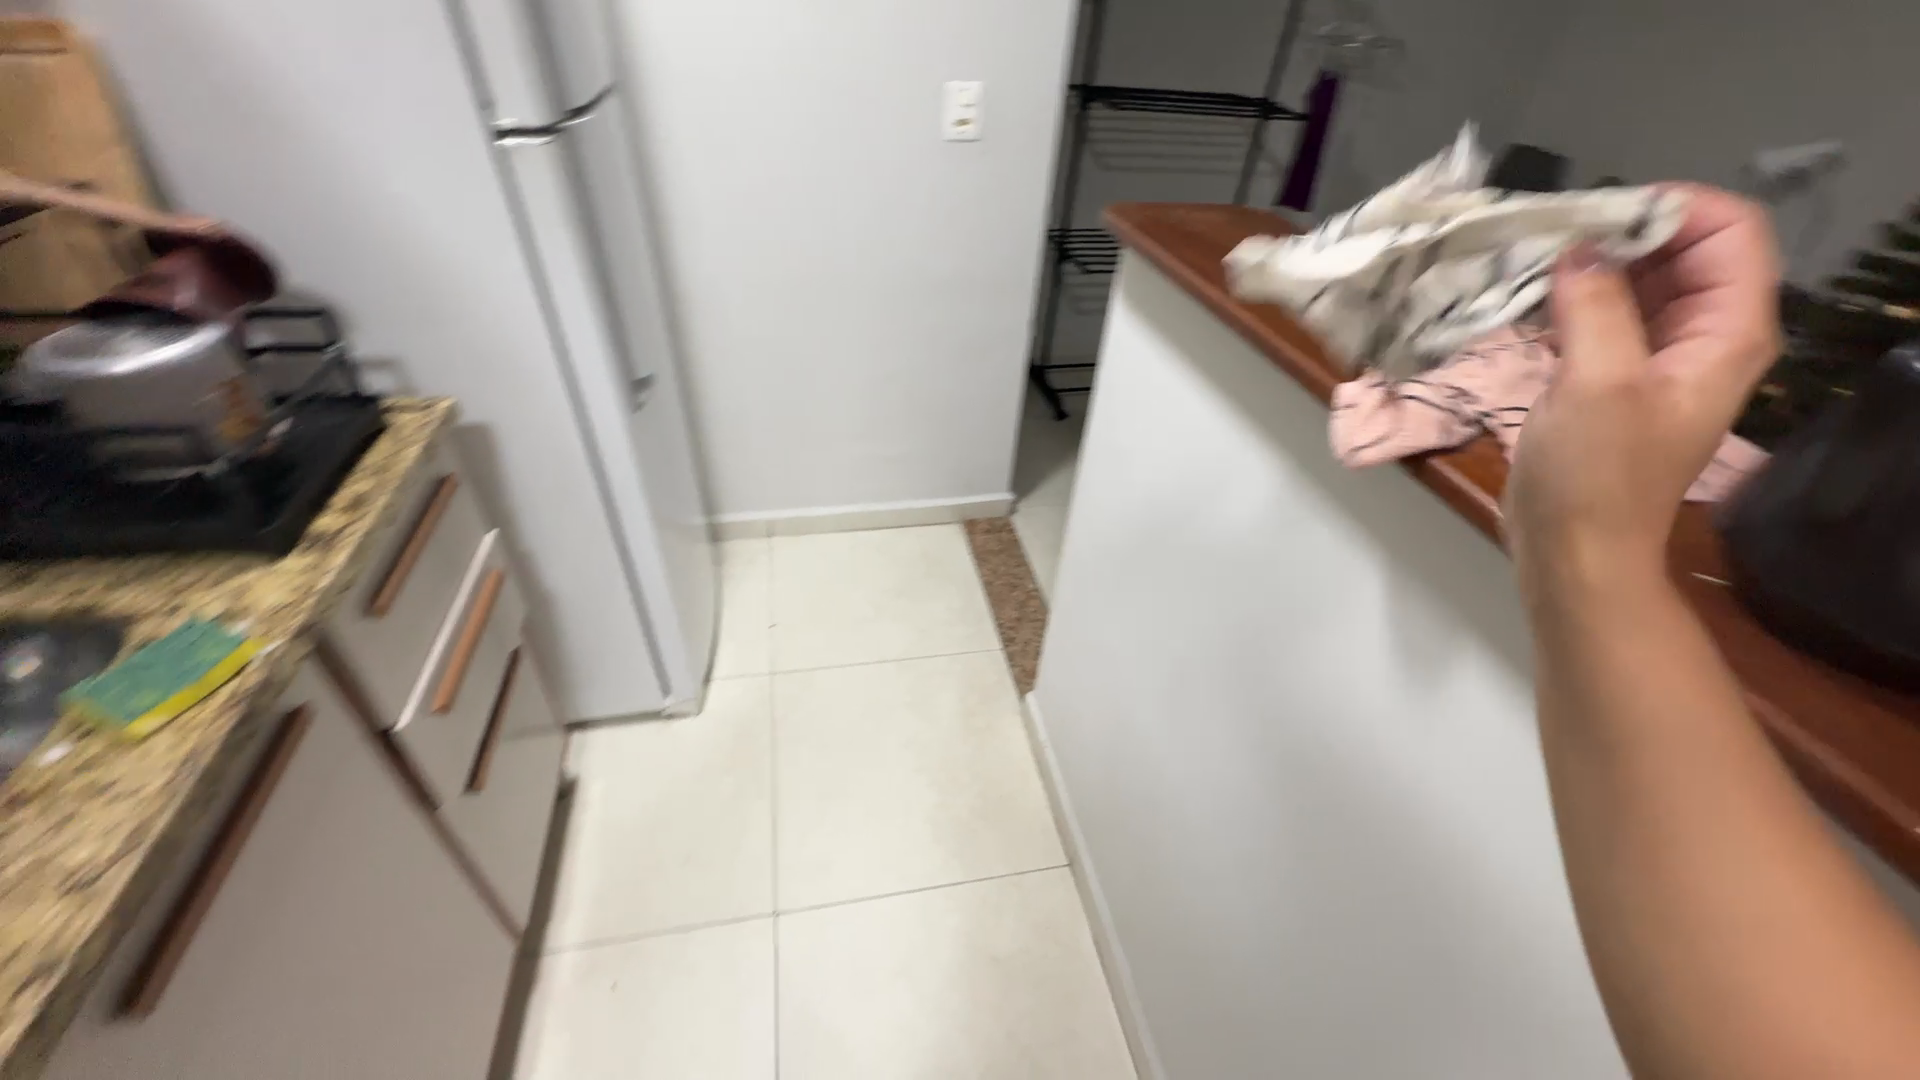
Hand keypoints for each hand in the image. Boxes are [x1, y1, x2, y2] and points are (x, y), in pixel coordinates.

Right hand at [1504, 186, 1781, 589]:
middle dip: (1618, 235)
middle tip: (1546, 239)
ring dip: (1586, 270)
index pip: (1728, 232)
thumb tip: (1579, 252)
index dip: (1669, 209)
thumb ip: (1595, 308)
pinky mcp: (1609, 381)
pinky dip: (1568, 305)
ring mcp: (1653, 361)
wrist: (1574, 550)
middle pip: (1681, 253)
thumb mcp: (1596, 383)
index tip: (1591, 216)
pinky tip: (1525, 307)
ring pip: (1636, 286)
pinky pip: (1601, 321)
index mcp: (1725, 333)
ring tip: (1527, 268)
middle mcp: (1700, 337)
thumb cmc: (1594, 475)